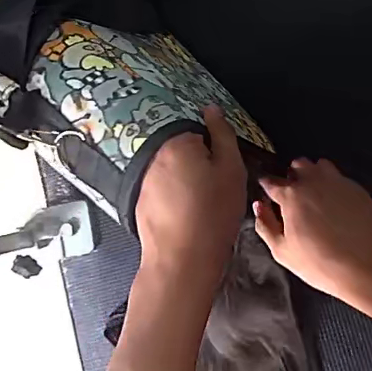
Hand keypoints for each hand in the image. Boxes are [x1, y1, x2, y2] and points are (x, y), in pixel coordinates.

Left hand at [134, 107, 244, 286]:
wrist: (182, 260)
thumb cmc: (213, 213)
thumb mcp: (232, 169)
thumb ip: (223, 134)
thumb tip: (212, 109)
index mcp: (176, 143)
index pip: (200, 133)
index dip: (215, 152)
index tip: (223, 172)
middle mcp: (153, 157)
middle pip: (183, 151)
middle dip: (198, 165)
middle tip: (215, 189)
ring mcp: (143, 181)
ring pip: (172, 172)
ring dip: (186, 182)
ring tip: (202, 205)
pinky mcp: (139, 202)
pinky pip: (163, 191)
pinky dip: (174, 198)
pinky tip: (187, 216)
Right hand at [254, 159, 371, 304]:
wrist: (364, 265)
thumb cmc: (319, 263)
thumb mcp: (282, 251)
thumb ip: (265, 225)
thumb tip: (260, 206)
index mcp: (291, 195)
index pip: (271, 181)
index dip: (267, 186)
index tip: (268, 192)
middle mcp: (313, 181)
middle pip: (298, 165)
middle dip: (293, 175)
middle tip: (294, 194)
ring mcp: (337, 181)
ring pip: (320, 165)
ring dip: (313, 174)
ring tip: (314, 194)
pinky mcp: (356, 188)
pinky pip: (339, 177)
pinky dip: (333, 184)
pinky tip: (335, 203)